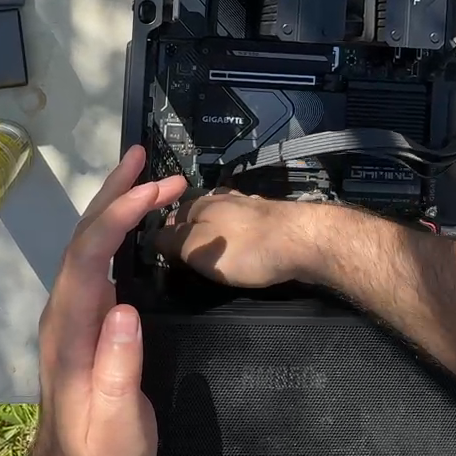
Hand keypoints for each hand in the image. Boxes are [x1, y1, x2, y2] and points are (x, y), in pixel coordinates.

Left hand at [18, 148, 184, 455]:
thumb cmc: (101, 455)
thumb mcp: (115, 423)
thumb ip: (117, 369)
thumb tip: (125, 308)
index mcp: (69, 326)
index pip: (88, 254)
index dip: (118, 215)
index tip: (154, 190)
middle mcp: (65, 308)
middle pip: (84, 235)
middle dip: (114, 192)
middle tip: (143, 156)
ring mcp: (73, 310)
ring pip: (89, 241)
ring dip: (114, 202)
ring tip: (141, 171)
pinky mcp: (86, 316)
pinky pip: (99, 256)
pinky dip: (118, 226)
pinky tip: (135, 217)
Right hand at [154, 188, 336, 287]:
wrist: (302, 242)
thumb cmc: (246, 248)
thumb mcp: (199, 249)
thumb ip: (174, 241)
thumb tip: (153, 236)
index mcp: (202, 203)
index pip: (171, 215)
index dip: (164, 235)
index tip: (162, 255)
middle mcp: (223, 198)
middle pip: (196, 213)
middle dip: (187, 231)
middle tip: (183, 258)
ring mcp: (248, 205)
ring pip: (220, 216)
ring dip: (212, 232)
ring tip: (208, 254)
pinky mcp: (269, 218)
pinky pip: (242, 226)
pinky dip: (235, 236)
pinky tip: (240, 246)